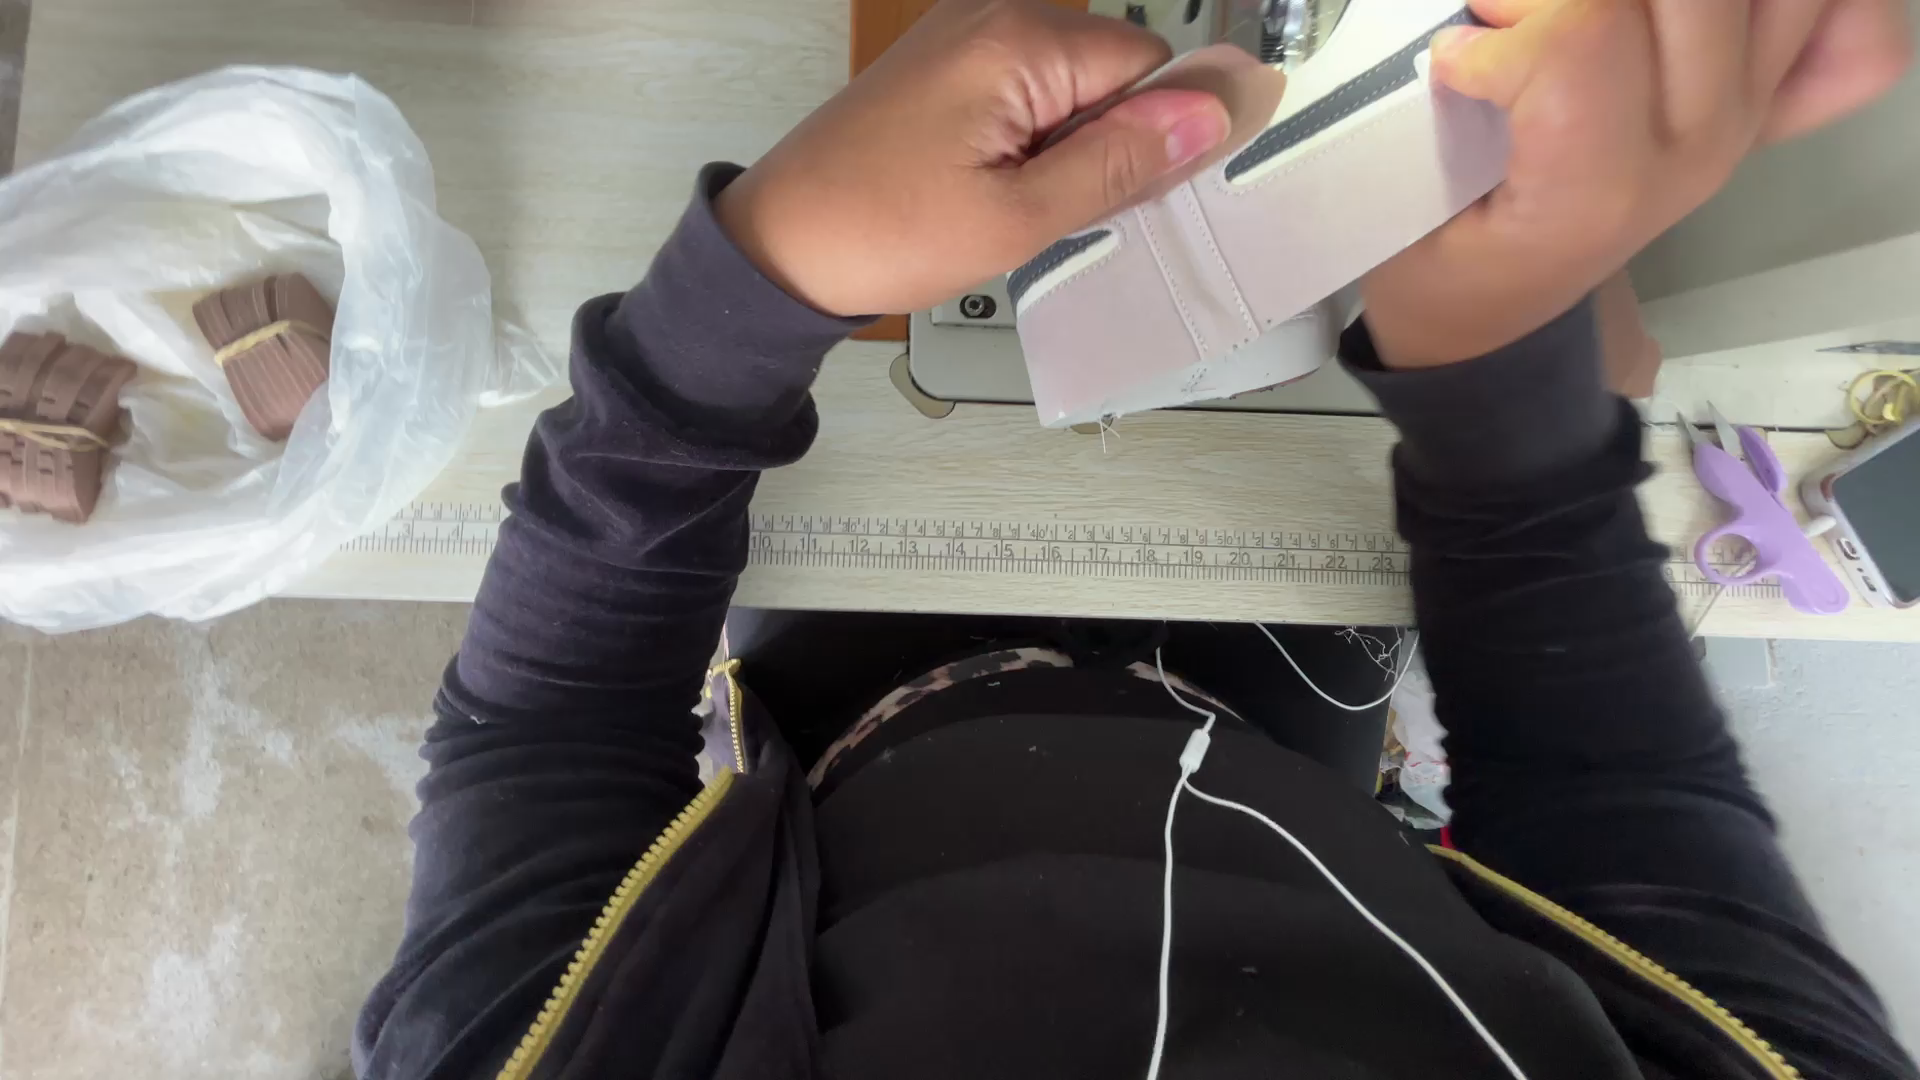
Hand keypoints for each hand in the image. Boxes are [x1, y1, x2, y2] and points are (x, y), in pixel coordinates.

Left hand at [715, 0, 1276, 316]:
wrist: (783, 249)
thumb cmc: (885, 235)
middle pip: (1104, 74)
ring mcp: (956, 43)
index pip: (1145, 66)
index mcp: (1018, 40)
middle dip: (1104, 146)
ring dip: (1062, 155)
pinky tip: (991, 195)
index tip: (1134, 197)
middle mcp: (988, 17)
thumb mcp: (1017, 217)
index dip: (1155, 135)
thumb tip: (1208, 113)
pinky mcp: (936, 77)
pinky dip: (1024, 150)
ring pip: (1061, 93)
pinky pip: (1015, 102)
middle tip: (1053, 216)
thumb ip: (1116, 163)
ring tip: (1011, 211)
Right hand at [1361, 0, 1911, 368]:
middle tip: (1502, 15)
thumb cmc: (1432, 278)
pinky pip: (1847, 15)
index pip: (1581, 44)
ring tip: (1572, 16)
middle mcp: (1691, 153)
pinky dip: (1782, 0)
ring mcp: (1741, 126)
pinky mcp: (1763, 109)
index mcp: (1585, 198)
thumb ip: (1448, 121)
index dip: (1504, 29)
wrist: (1486, 322)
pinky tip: (1697, 18)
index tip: (1447, 55)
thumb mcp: (1407, 219)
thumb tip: (1478, 21)